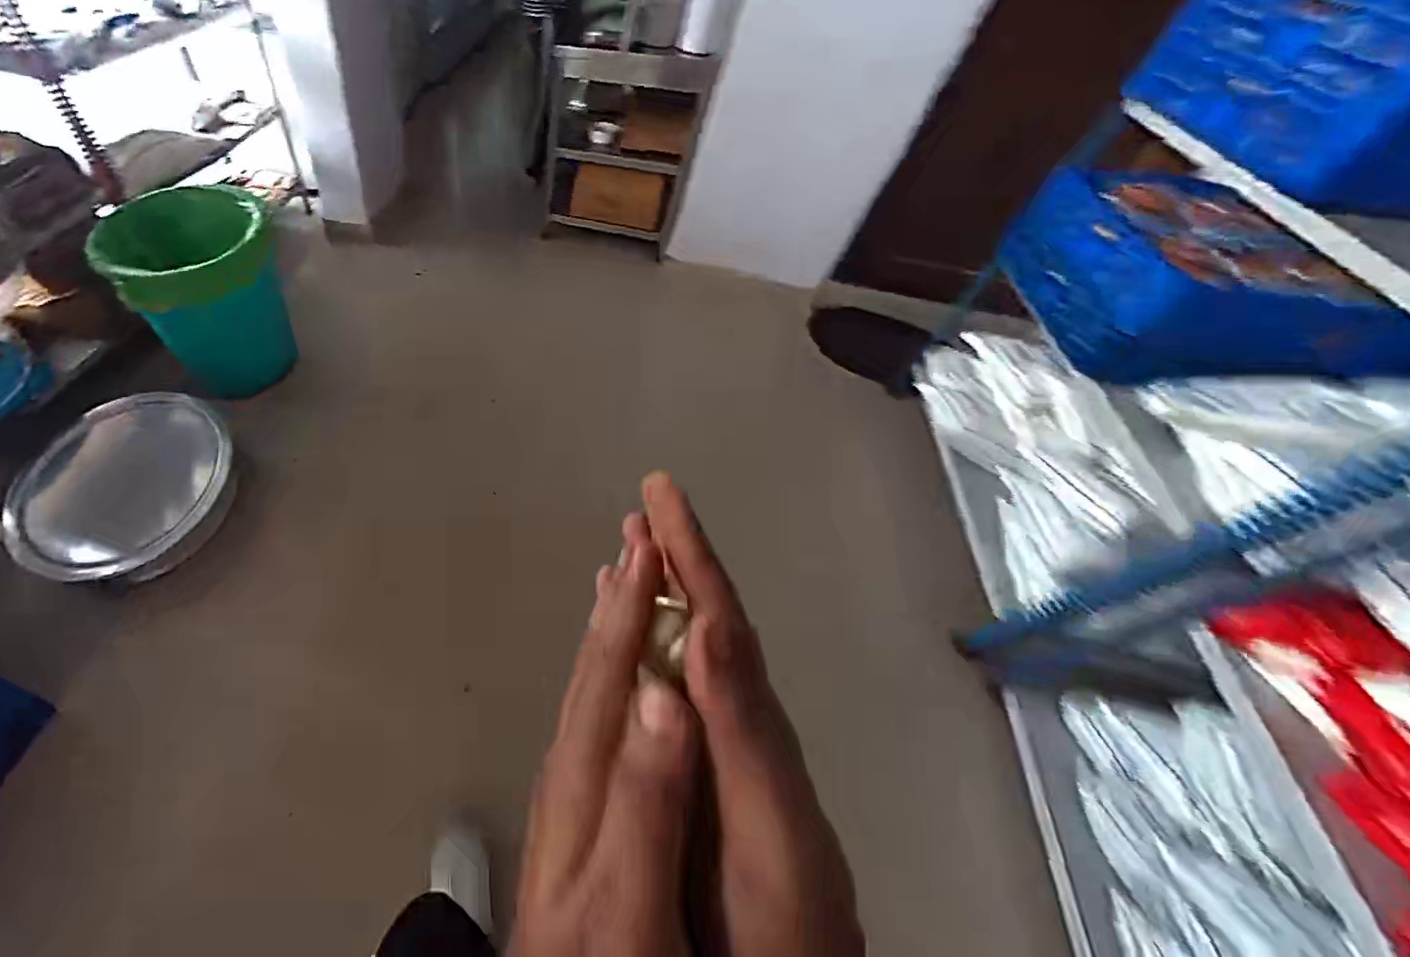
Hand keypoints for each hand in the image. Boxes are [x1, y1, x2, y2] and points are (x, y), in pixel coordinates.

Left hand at [510, 513, 698, 956]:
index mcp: (584, 778)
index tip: (649, 541)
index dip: (631, 606)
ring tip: (622, 579)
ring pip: (589, 687)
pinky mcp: (577, 808)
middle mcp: (569, 767)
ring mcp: (568, 786)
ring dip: (609, 627)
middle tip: (636, 535)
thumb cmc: (604, 956)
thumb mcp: (628, 901)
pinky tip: (618, 670)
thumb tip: (663, 693)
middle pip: (592, 668)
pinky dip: (606, 672)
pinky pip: (593, 716)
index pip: (609, 672)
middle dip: (617, 600)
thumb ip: (644, 799)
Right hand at [642, 472, 864, 956]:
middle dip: (676, 558)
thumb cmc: (780, 920)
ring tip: (631, 552)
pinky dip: (646, 641)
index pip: (720, 618)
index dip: (692, 553)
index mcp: (753, 723)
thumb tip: (703, 626)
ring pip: (686, 646)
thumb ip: (742, 734)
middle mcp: (737, 717)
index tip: (661, 494)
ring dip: (659, 592)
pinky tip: (630, 632)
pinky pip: (668, 682)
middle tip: (643, 508)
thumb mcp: (771, 829)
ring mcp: (716, 739)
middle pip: (707, 620)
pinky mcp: (695, 763)